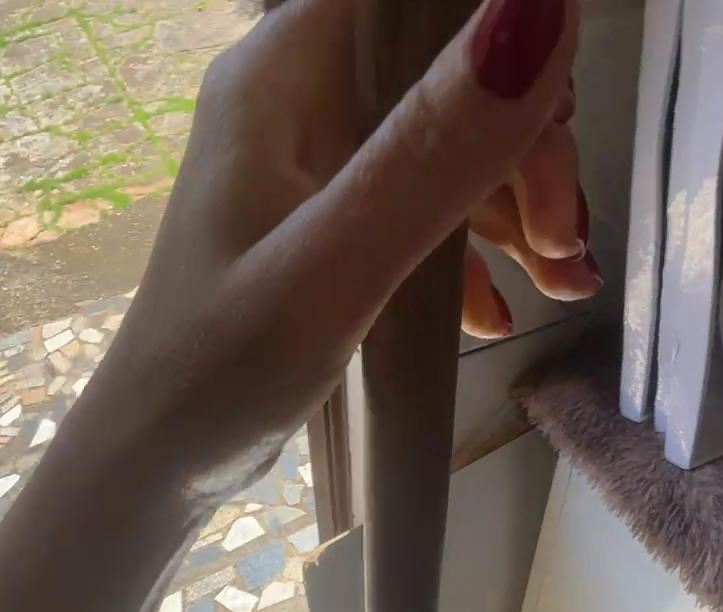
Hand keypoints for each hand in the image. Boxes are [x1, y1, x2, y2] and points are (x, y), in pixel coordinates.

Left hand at [75, 0, 586, 499]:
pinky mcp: (321, 229)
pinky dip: (464, 255)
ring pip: (440, 149)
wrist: (159, 455)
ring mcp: (310, 168)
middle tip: (563, 248)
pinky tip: (497, 312)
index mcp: (286, 73)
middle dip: (523, 148)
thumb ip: (430, 154)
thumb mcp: (330, 269)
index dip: (507, 42)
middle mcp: (299, 100)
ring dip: (510, 209)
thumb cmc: (220, 372)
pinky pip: (413, 213)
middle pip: (447, 74)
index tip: (557, 136)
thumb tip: (545, 12)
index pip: (424, 1)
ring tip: (563, 285)